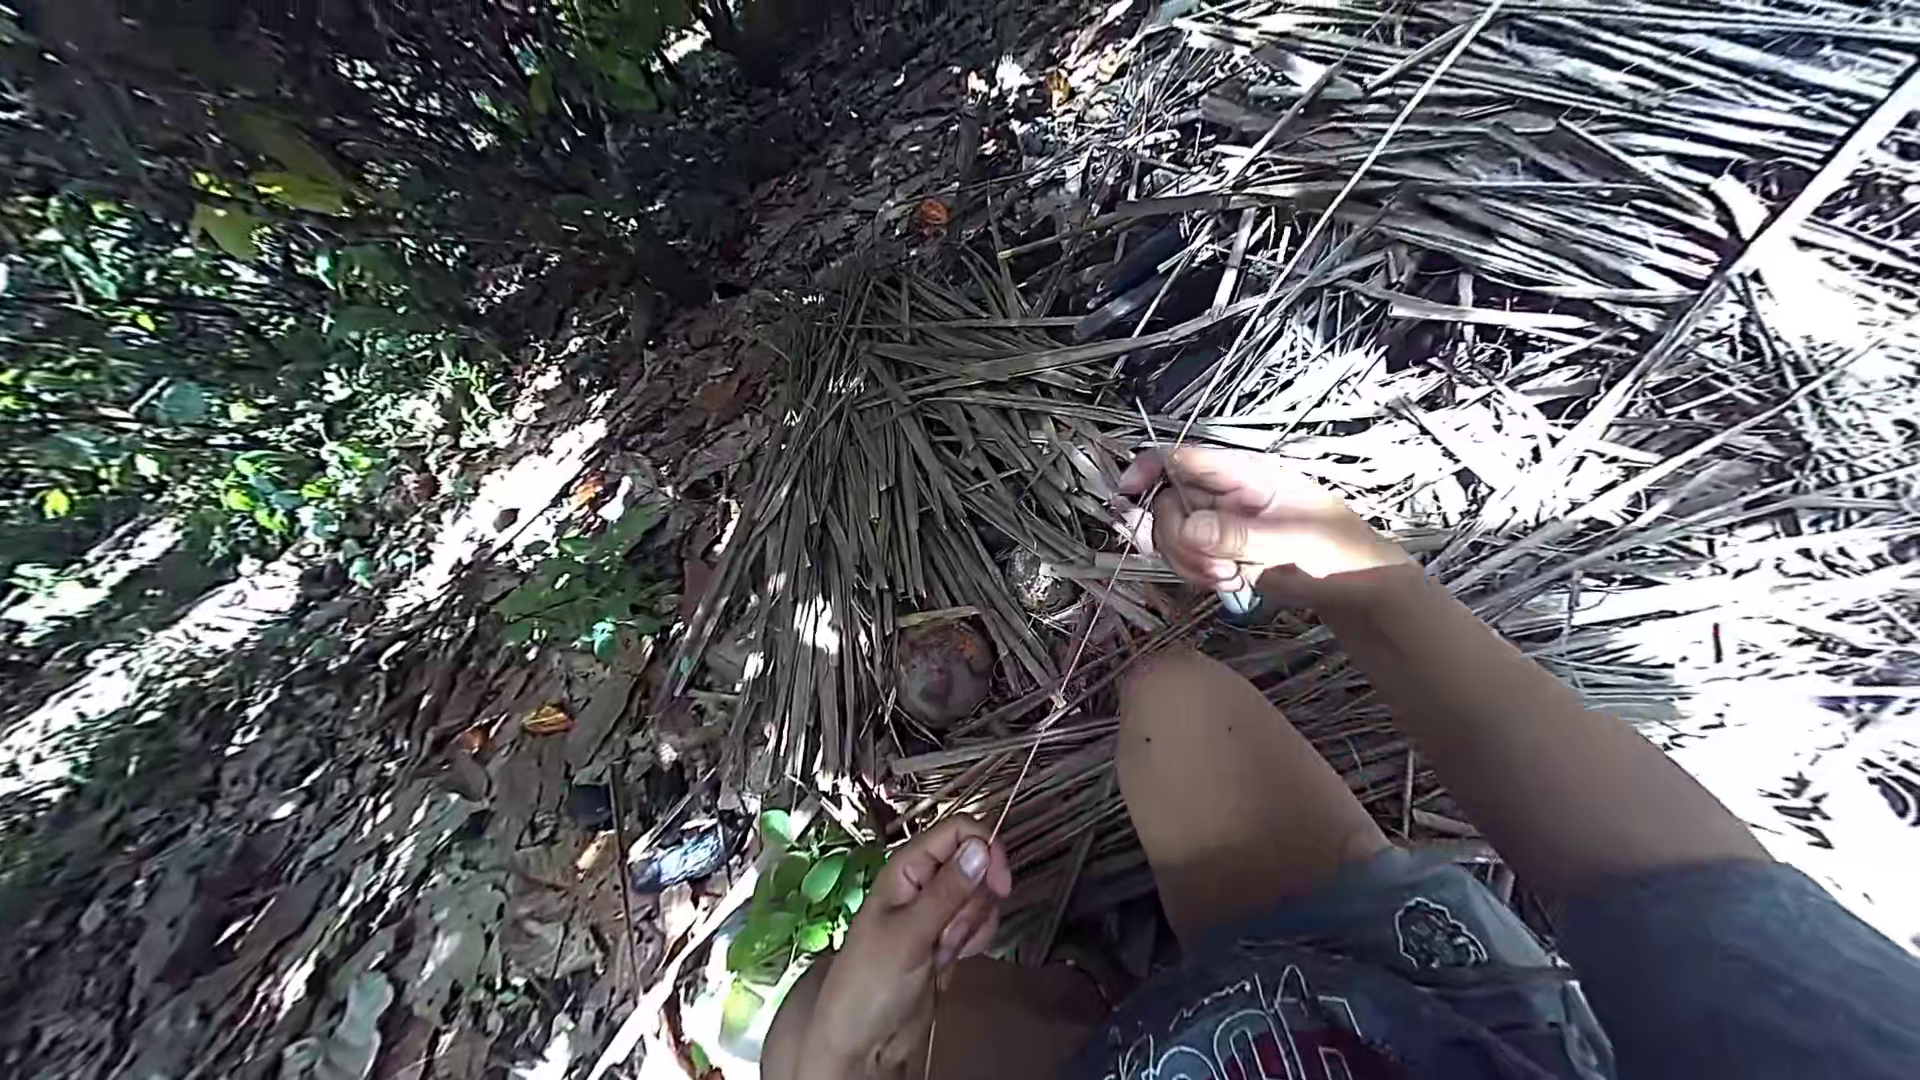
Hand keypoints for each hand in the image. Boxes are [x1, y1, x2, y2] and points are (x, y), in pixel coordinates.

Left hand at [798, 816, 1011, 1079]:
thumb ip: (947, 891)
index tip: (999, 880)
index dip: (984, 846)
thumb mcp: (908, 935)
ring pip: (981, 892)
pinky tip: (953, 955)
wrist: (863, 1041)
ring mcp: (939, 906)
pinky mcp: (950, 932)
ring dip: (972, 922)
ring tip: (943, 947)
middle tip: (951, 927)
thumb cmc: (868, 983)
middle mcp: (925, 878)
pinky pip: (981, 919)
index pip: (958, 830)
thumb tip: (980, 848)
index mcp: (908, 864)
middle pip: (976, 861)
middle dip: (974, 898)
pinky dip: (976, 937)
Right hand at [1117, 447, 1411, 604]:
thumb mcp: (1296, 539)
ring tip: (1230, 577)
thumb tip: (1188, 528)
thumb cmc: (1339, 549)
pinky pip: (1182, 558)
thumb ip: (1240, 533)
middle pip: (1166, 503)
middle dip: (1180, 539)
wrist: (1354, 587)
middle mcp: (1222, 494)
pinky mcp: (1214, 550)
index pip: (1183, 458)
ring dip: (1189, 562)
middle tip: (1215, 565)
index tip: (1128, 493)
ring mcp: (1216, 523)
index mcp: (1243, 473)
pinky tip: (1230, 583)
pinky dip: (1196, 575)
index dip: (1149, 468)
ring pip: (1169, 535)